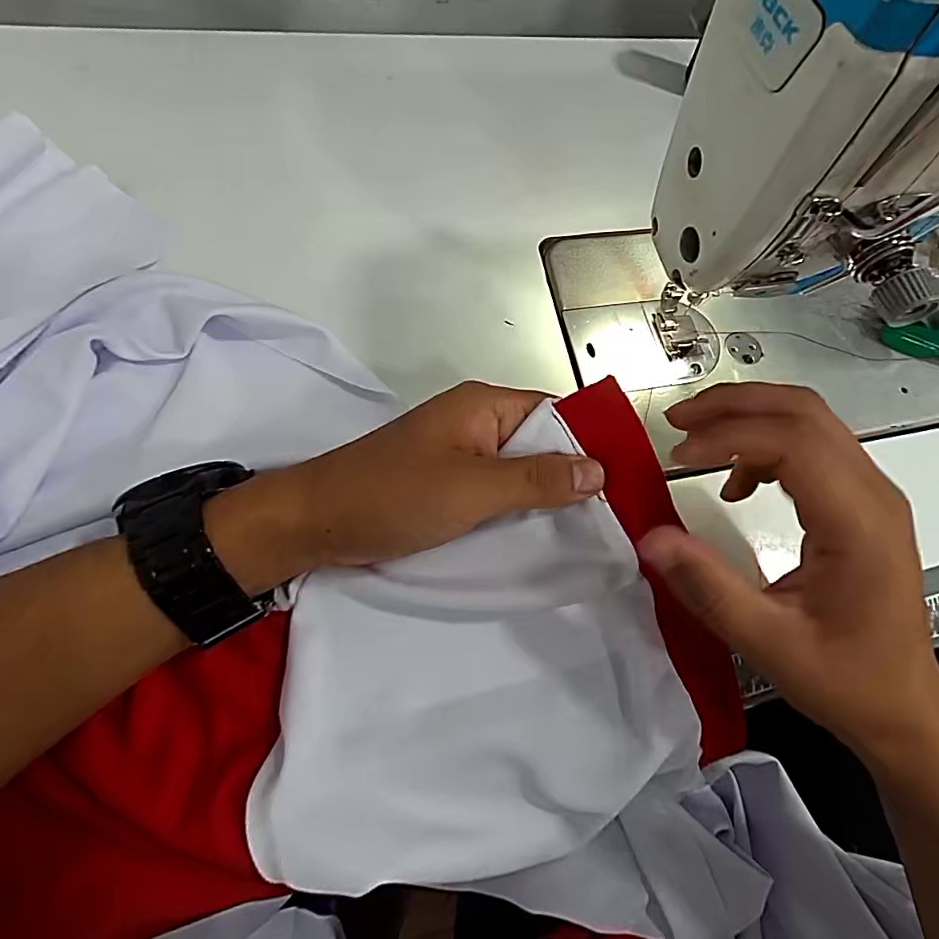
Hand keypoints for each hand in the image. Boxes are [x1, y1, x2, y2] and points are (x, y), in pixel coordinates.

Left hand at [203, 382, 605, 592]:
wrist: (314, 522)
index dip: (589, 442)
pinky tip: (541, 533)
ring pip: (519, 469)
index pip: (555, 412)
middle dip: (571, 474)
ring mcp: (460, 452)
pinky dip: (517, 507)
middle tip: (612, 515)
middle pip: (540, 442)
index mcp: (484, 405)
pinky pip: (495, 489)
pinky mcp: (447, 481)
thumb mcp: (475, 488)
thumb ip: (538, 479)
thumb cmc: (395, 496)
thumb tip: (598, 469)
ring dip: (545, 495)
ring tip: (588, 528)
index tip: (624, 481)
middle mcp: (476, 421)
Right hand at [636, 383, 938, 750]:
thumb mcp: (770, 643)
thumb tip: (651, 539)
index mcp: (859, 522)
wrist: (904, 707)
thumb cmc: (849, 680)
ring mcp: (871, 493)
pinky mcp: (861, 502)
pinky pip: (812, 447)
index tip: (679, 454)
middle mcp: (873, 493)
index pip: (794, 441)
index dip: (730, 435)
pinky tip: (735, 482)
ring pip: (809, 420)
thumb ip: (708, 588)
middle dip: (735, 405)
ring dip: (749, 417)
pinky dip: (765, 446)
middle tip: (679, 421)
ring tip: (696, 439)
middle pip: (803, 412)